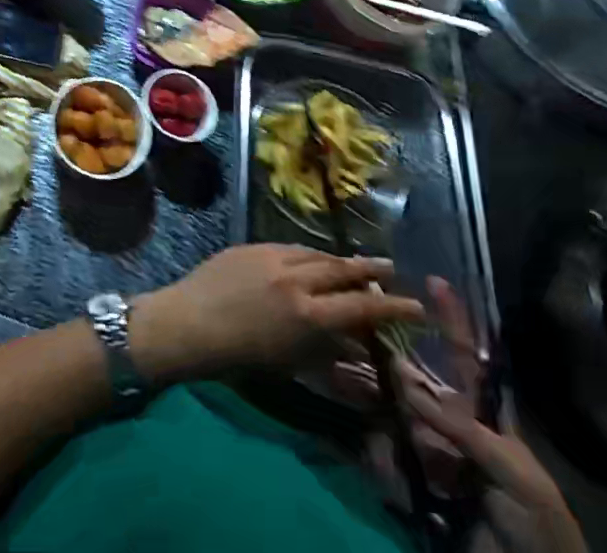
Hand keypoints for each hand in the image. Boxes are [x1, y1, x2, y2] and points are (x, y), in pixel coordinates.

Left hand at [131, 244, 423, 382]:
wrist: (188, 323)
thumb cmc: (240, 354)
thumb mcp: (295, 360)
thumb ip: (330, 347)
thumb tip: (357, 340)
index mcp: (311, 314)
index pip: (366, 306)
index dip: (397, 307)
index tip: (417, 307)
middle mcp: (295, 280)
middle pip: (343, 269)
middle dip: (371, 270)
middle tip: (391, 270)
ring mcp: (269, 258)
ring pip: (314, 253)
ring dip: (338, 259)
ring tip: (352, 262)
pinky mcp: (247, 247)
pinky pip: (286, 247)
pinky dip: (305, 253)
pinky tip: (310, 257)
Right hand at [337, 277, 586, 552]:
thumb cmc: (539, 527)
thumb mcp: (520, 479)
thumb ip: (470, 431)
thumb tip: (410, 386)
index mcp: (479, 415)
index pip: (463, 358)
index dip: (451, 320)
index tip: (433, 281)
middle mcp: (442, 421)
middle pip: (403, 375)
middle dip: (375, 354)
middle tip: (345, 332)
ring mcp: (417, 446)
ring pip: (378, 407)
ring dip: (361, 398)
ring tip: (340, 389)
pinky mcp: (398, 473)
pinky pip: (373, 451)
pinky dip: (373, 457)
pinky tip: (380, 465)